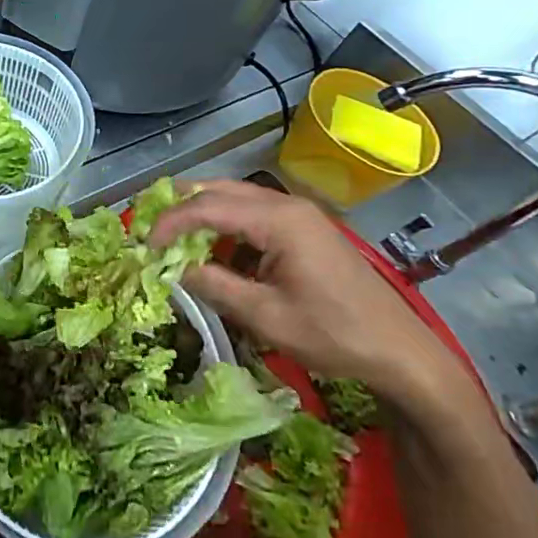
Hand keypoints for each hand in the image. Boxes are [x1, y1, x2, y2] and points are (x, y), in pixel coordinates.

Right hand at [147, 180, 470, 416]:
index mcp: (278, 220)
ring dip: (206, 218)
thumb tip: (171, 270)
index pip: (209, 206)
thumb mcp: (265, 316)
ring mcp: (299, 214)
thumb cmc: (332, 334)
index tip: (142, 244)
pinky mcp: (305, 229)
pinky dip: (230, 231)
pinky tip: (218, 257)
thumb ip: (214, 286)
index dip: (170, 222)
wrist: (395, 347)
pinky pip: (257, 217)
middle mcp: (287, 205)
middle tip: (149, 229)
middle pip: (222, 190)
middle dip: (183, 207)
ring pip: (238, 201)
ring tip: (174, 243)